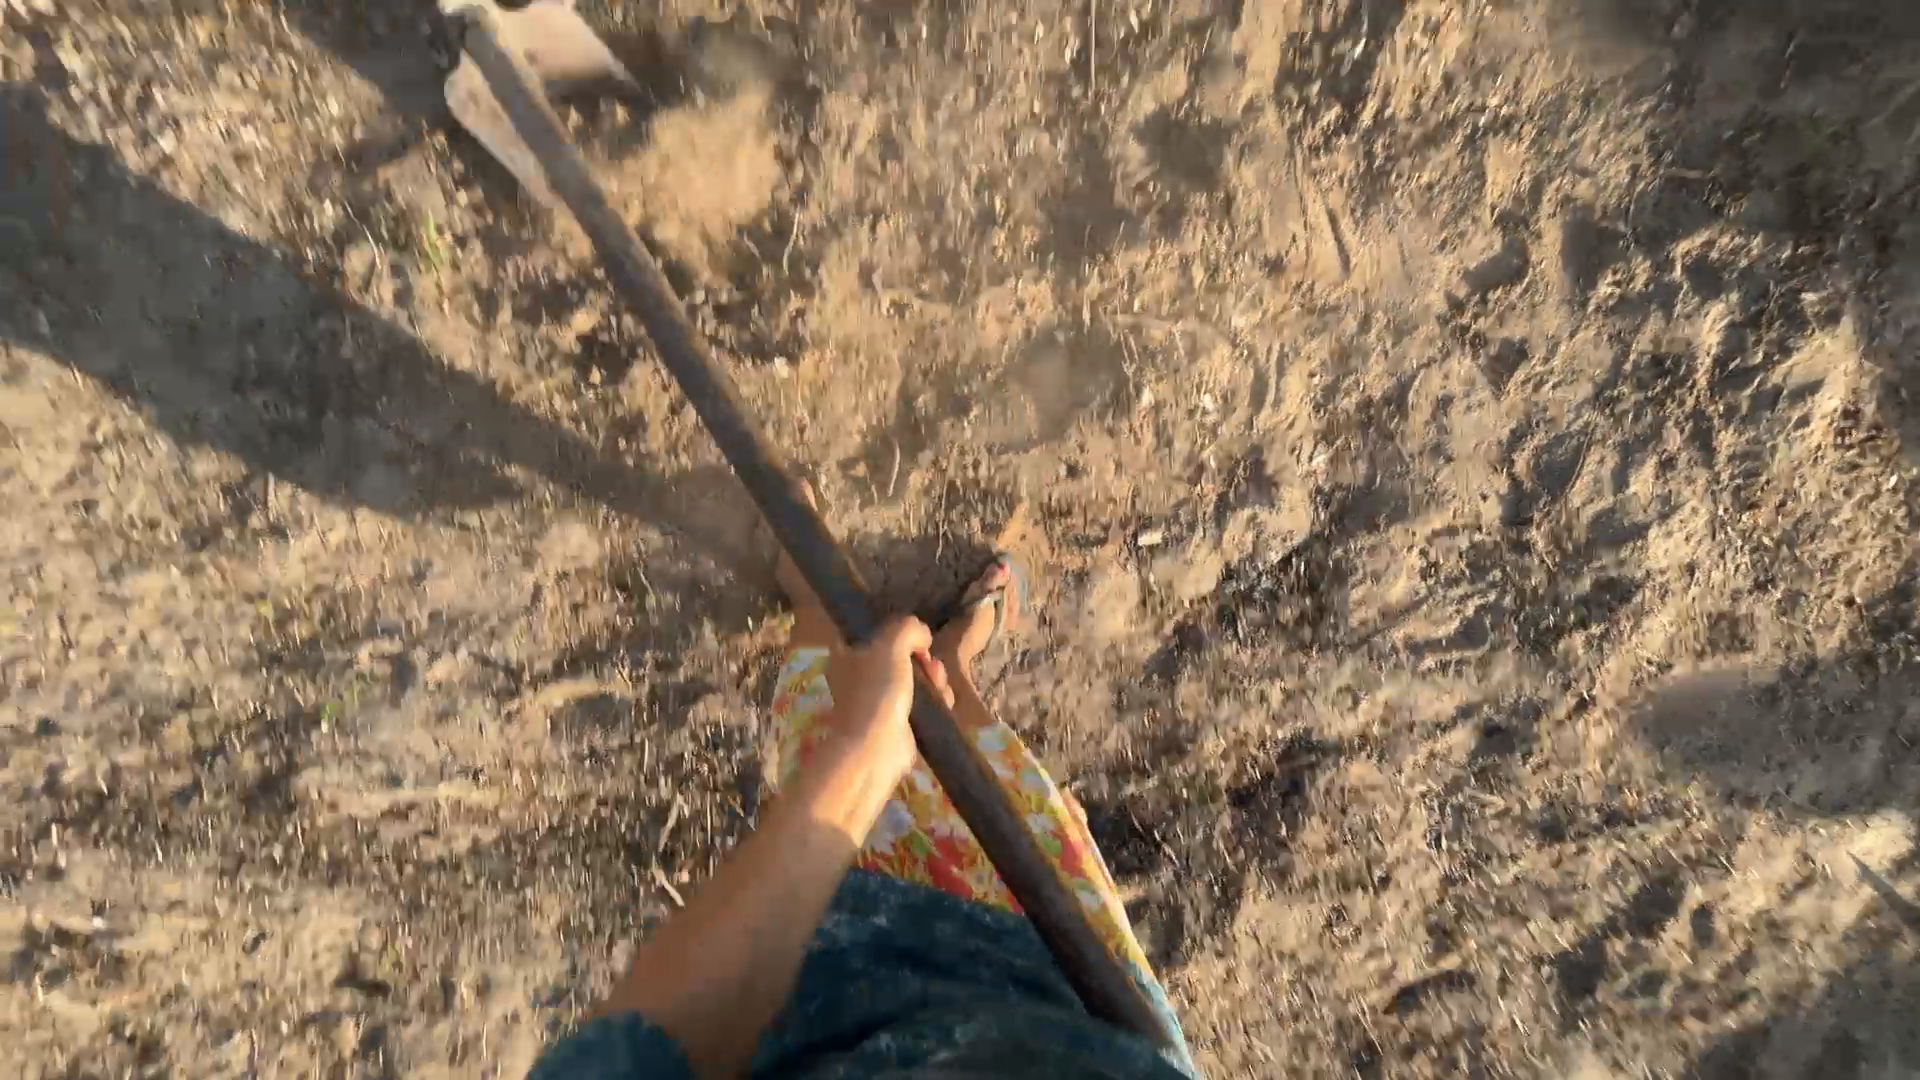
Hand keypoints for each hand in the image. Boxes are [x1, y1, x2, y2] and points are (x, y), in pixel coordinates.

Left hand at [825, 617, 951, 784]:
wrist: (877, 747)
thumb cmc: (876, 690)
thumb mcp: (890, 644)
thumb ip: (908, 628)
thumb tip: (922, 636)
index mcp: (846, 655)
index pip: (871, 631)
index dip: (895, 629)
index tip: (912, 634)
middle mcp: (860, 676)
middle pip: (900, 654)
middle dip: (922, 655)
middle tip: (929, 662)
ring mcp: (880, 700)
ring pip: (915, 677)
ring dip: (933, 676)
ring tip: (939, 683)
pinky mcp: (900, 721)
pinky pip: (924, 701)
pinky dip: (937, 699)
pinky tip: (944, 700)